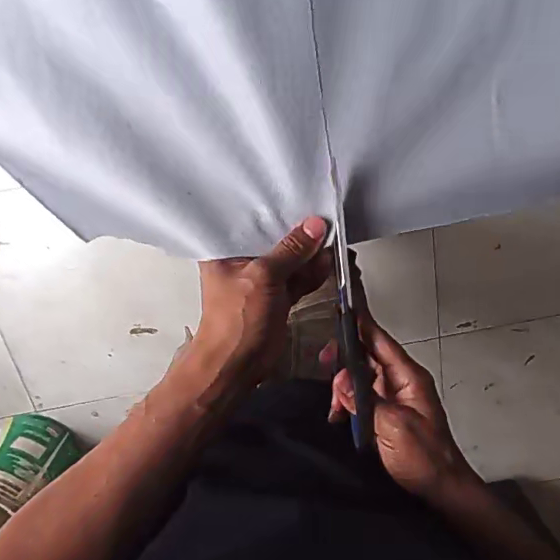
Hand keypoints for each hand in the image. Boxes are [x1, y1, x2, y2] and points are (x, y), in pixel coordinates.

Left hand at [187, 216, 332, 383]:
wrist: (237, 364)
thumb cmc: (236, 320)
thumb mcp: (263, 276)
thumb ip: (291, 250)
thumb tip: (316, 224)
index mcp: (225, 251)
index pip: (250, 222)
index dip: (274, 210)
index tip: (300, 194)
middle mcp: (241, 263)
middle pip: (274, 240)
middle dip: (299, 232)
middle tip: (325, 213)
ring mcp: (261, 281)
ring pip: (291, 260)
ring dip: (311, 253)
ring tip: (333, 236)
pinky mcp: (278, 298)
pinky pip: (298, 279)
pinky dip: (313, 272)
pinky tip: (330, 260)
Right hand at [328, 315, 481, 502]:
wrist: (441, 487)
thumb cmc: (424, 457)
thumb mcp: (392, 426)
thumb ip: (365, 401)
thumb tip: (342, 383)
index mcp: (409, 378)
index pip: (381, 342)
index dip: (363, 325)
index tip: (345, 307)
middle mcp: (402, 383)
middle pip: (368, 358)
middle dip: (345, 361)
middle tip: (324, 365)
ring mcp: (395, 399)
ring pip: (362, 379)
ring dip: (344, 388)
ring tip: (334, 408)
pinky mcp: (387, 415)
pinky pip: (363, 398)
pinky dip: (348, 403)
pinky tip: (338, 415)